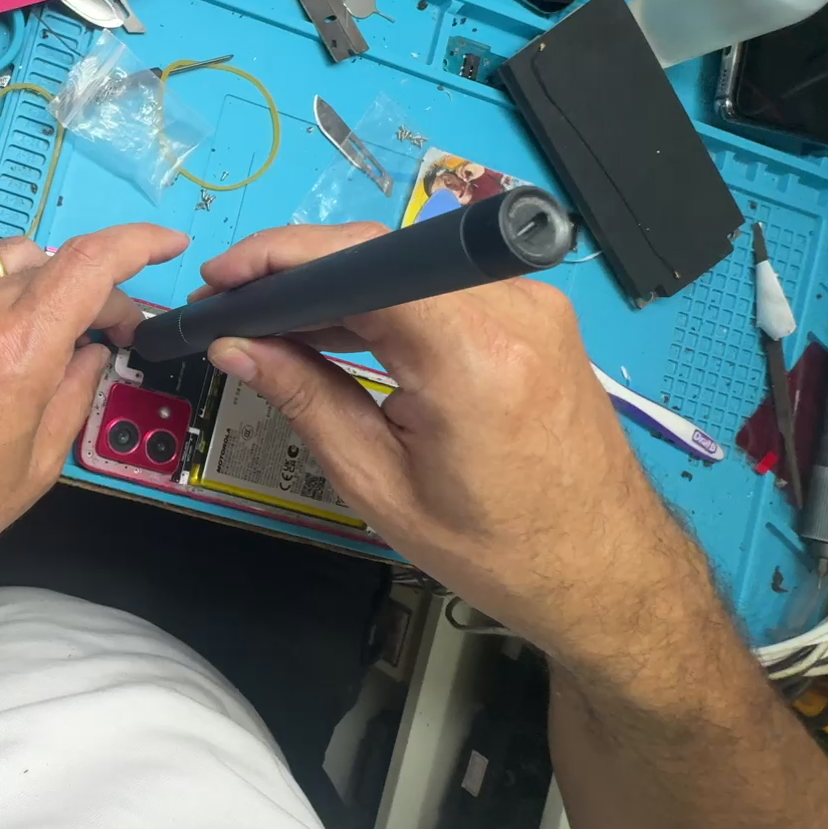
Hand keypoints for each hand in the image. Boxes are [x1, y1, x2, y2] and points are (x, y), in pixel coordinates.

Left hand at [0, 225, 188, 593]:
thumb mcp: (36, 462)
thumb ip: (75, 392)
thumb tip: (94, 351)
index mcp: (16, 347)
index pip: (91, 262)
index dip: (140, 243)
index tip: (168, 245)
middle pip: (58, 259)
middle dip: (101, 286)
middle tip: (115, 330)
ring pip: (16, 259)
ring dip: (52, 281)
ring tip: (63, 329)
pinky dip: (10, 288)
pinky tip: (14, 331)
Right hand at [197, 223, 712, 669]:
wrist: (608, 575)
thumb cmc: (491, 545)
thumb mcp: (373, 479)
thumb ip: (302, 398)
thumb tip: (233, 347)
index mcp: (469, 355)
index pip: (355, 263)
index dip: (276, 258)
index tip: (220, 282)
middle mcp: (508, 308)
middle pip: (371, 253)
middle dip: (287, 271)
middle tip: (225, 306)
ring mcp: (525, 305)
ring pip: (395, 264)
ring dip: (322, 287)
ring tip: (261, 321)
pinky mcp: (524, 316)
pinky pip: (425, 286)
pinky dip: (366, 301)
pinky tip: (323, 329)